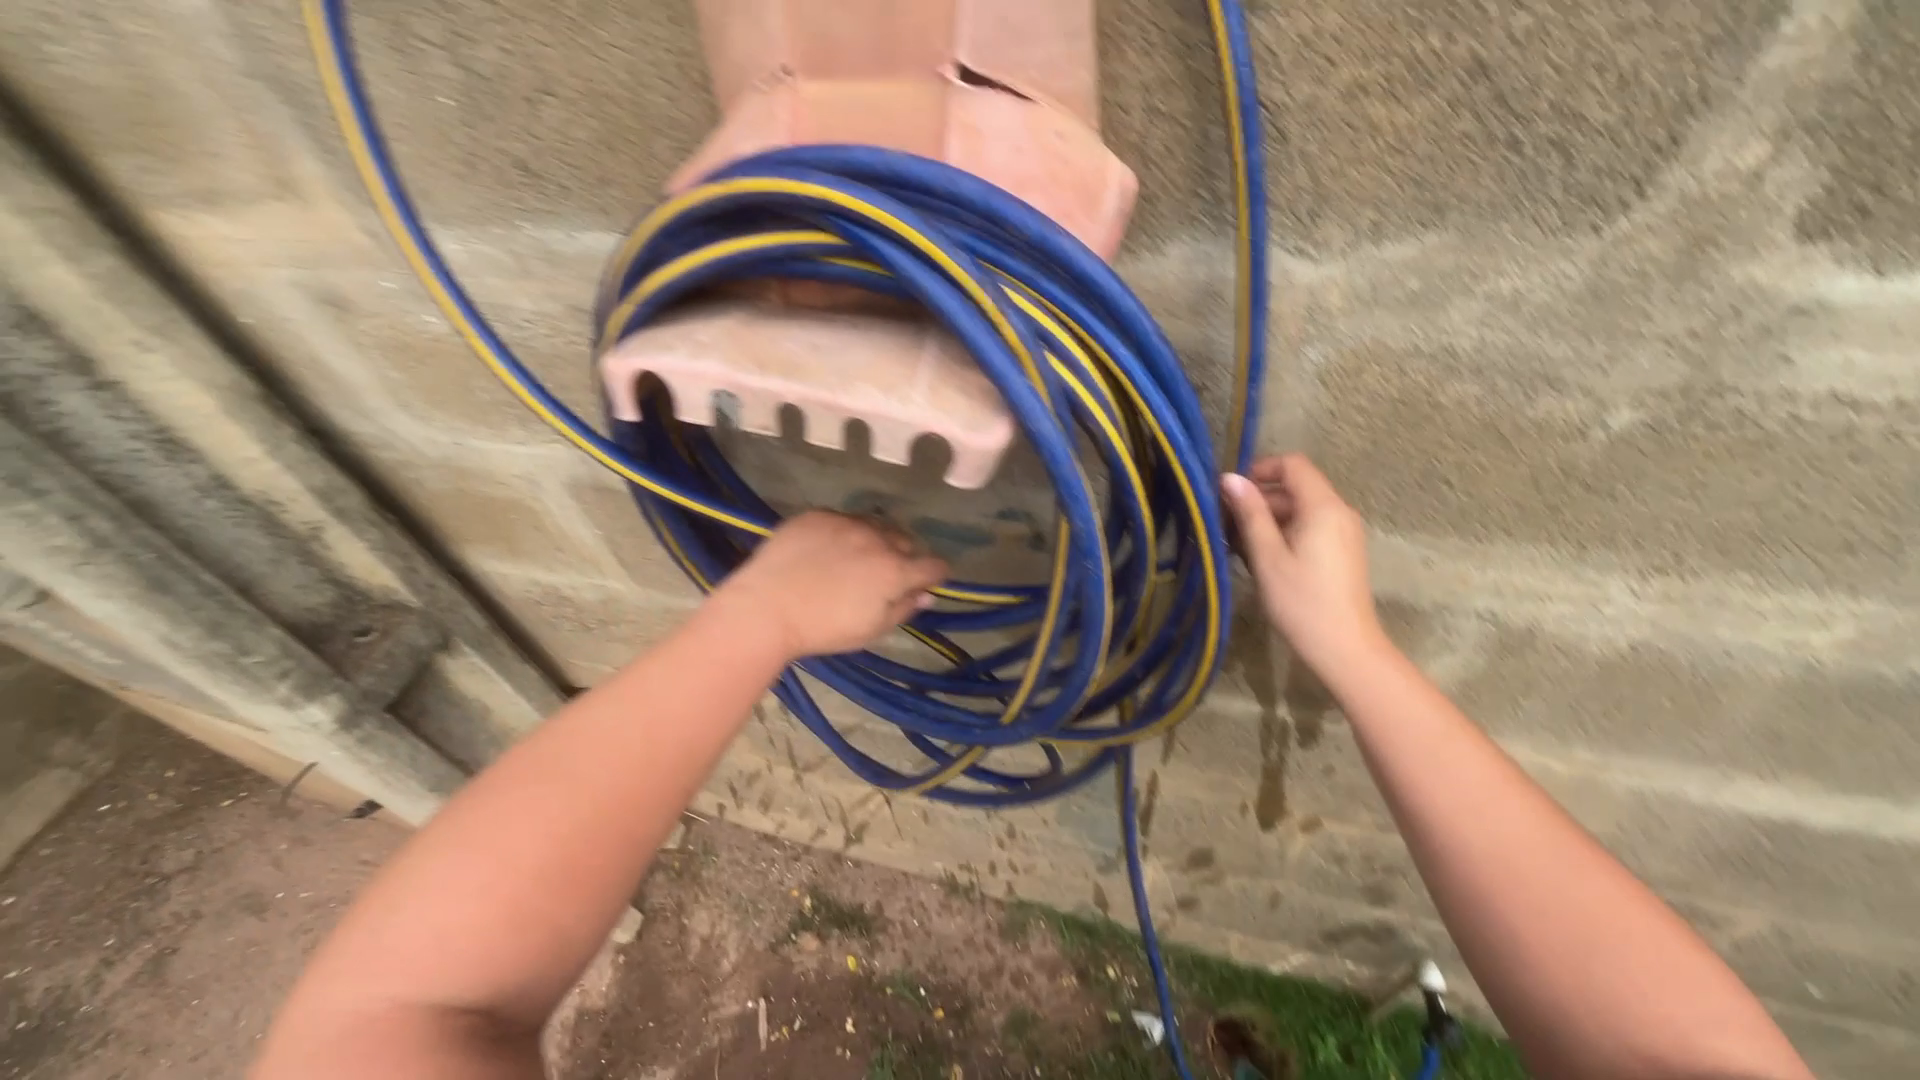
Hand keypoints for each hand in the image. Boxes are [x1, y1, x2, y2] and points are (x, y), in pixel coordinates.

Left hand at [711, 511, 947, 659]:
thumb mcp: (870, 630)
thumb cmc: (823, 629)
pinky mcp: (817, 515)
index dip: (935, 575)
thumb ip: (903, 609)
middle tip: (884, 576)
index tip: (927, 582)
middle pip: (905, 541)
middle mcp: (877, 538)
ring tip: (856, 559)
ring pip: (874, 525)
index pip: (933, 565)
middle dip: (904, 557)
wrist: (765, 608)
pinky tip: (825, 551)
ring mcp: (846, 522)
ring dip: (875, 540)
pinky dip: (842, 533)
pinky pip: (842, 520)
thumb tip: (926, 595)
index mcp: (895, 570)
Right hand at [1221, 455, 1385, 675]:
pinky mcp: (1342, 550)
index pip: (1293, 465)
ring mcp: (1344, 532)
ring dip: (1268, 519)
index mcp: (1323, 507)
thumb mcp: (1267, 556)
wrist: (1344, 647)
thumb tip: (1229, 478)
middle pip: (1296, 487)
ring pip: (1301, 509)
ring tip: (1238, 546)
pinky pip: (1310, 526)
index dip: (1260, 469)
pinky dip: (1284, 533)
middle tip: (1225, 524)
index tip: (1231, 492)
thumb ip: (1250, 513)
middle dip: (1259, 499)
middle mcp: (1339, 512)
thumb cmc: (1301, 601)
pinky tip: (1262, 559)